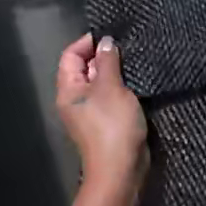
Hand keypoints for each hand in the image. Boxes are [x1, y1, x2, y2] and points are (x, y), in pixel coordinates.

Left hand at [55, 34, 147, 190]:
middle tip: (127, 47)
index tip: (111, 36)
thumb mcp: (110, 86)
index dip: (87, 43)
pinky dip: (121, 88)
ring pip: (100, 83)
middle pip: (84, 68)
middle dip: (103, 55)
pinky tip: (137, 82)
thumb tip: (105, 41)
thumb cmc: (111, 124)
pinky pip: (110, 97)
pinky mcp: (106, 122)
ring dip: (115, 72)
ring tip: (134, 61)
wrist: (120, 169)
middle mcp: (75, 98)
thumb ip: (107, 61)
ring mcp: (91, 111)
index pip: (70, 55)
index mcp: (68, 89)